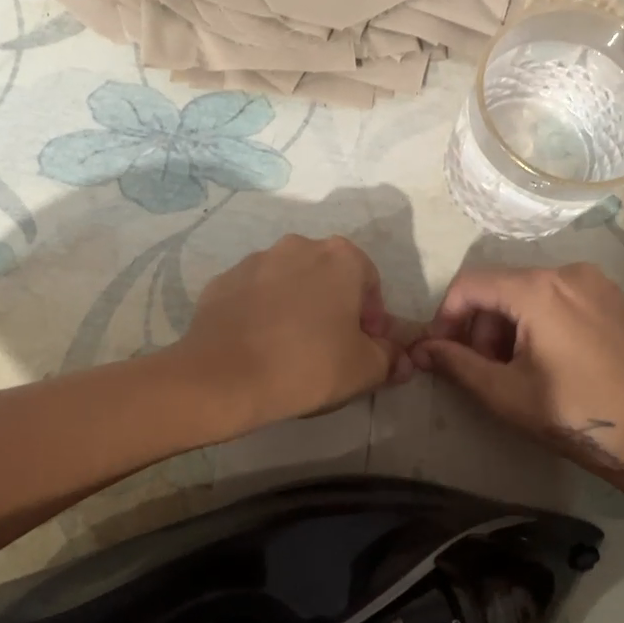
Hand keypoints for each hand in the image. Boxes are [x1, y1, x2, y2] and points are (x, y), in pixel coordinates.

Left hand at [173, 235, 418, 433]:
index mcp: (340, 257)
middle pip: (328, 278)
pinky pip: (254, 296)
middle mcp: (298, 245)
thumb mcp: (365, 370)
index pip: (370, 283)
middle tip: (329, 350)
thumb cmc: (308, 366)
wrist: (223, 376)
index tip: (362, 349)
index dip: (371, 319)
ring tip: (289, 350)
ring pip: (289, 283)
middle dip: (334, 308)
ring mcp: (256, 260)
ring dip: (296, 308)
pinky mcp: (223, 280)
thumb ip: (390, 358)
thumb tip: (401, 358)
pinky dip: (262, 314)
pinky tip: (258, 347)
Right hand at [412, 263, 623, 526]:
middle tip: (484, 370)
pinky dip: (542, 321)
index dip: (446, 317)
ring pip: (532, 292)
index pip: (470, 284)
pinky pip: (562, 298)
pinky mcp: (616, 299)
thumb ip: (456, 364)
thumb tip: (419, 349)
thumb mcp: (505, 393)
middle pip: (502, 286)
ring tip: (518, 370)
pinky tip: (553, 362)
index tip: (443, 353)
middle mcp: (568, 272)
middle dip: (481, 326)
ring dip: (511, 326)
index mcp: (538, 289)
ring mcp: (598, 283)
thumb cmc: (575, 415)